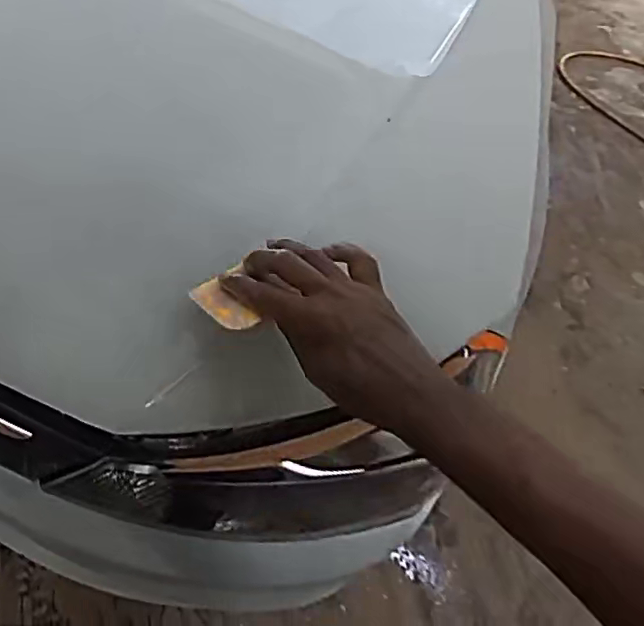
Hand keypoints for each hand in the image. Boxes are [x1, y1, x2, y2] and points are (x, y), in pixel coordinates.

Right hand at [220, 241, 457, 435]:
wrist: (416, 397)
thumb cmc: (363, 393)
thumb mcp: (315, 369)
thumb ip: (294, 336)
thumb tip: (278, 315)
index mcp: (310, 319)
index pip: (264, 295)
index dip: (241, 287)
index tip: (227, 281)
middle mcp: (328, 296)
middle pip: (285, 265)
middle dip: (260, 261)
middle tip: (247, 263)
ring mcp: (353, 289)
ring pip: (314, 257)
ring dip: (290, 249)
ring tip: (274, 246)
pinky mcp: (375, 291)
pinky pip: (356, 261)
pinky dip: (339, 251)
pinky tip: (326, 251)